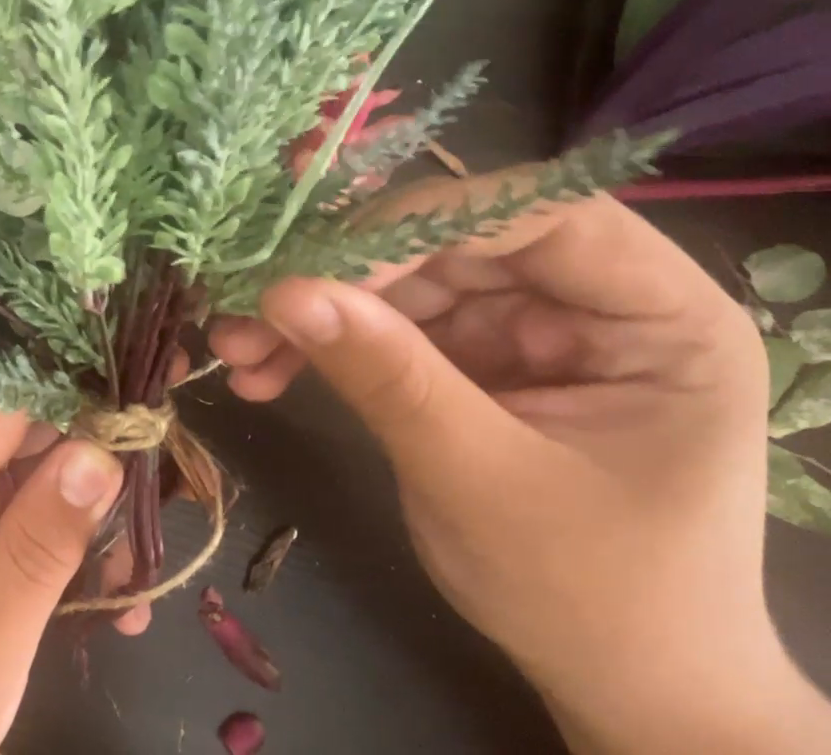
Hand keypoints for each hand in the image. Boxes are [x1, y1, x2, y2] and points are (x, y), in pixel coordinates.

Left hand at [0, 396, 132, 754]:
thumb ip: (36, 547)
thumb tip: (97, 450)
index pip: (1, 398)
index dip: (74, 387)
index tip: (150, 405)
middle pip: (20, 434)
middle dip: (95, 460)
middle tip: (160, 515)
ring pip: (27, 484)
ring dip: (87, 519)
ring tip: (132, 585)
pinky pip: (15, 531)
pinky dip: (63, 556)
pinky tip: (106, 606)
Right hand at [210, 170, 830, 754]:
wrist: (610, 681)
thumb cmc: (588, 591)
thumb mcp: (479, 477)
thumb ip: (387, 375)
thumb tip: (281, 290)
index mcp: (661, 318)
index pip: (540, 216)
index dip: (425, 224)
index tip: (324, 270)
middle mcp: (589, 305)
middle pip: (448, 246)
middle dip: (340, 277)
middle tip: (246, 308)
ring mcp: (524, 331)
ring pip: (397, 285)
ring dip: (311, 314)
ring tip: (235, 350)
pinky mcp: (469, 361)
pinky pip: (381, 329)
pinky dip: (319, 348)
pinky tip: (265, 375)